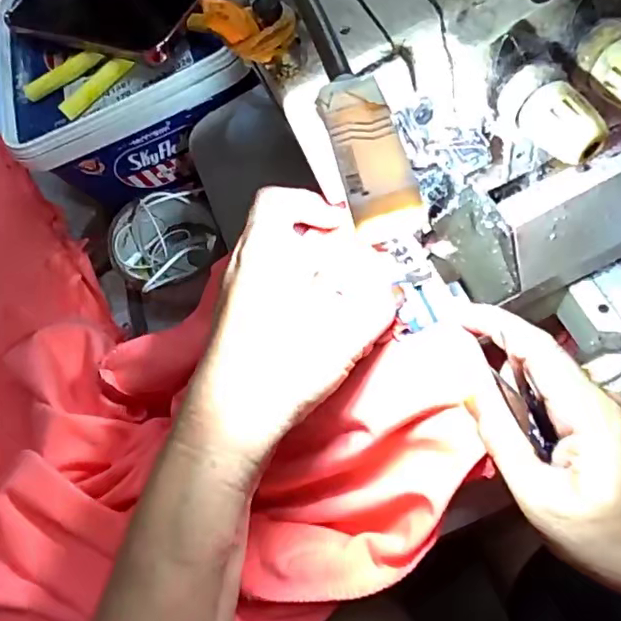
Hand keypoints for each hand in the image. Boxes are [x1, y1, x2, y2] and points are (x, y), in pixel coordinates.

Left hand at [182, 188, 399, 465]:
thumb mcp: (345, 334)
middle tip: (348, 261)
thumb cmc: (282, 367)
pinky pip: (268, 288)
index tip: (339, 225)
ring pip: (275, 262)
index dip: (311, 203)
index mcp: (265, 253)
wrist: (229, 419)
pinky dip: (295, 293)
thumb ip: (376, 307)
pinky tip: (317, 322)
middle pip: (279, 231)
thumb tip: (390, 294)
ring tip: (337, 293)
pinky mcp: (235, 321)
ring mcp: (235, 295)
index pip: (277, 201)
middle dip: (318, 242)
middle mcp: (244, 267)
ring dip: (308, 270)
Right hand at [453, 304, 620, 620]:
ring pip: (544, 386)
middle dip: (492, 359)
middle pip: (537, 362)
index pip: (535, 346)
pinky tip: (516, 439)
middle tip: (453, 374)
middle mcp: (600, 399)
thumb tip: (470, 391)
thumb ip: (503, 439)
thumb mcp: (542, 498)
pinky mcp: (605, 429)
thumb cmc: (616, 542)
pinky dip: (527, 412)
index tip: (454, 314)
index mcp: (589, 409)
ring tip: (485, 419)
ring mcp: (605, 413)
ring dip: (509, 393)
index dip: (492, 323)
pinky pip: (556, 406)